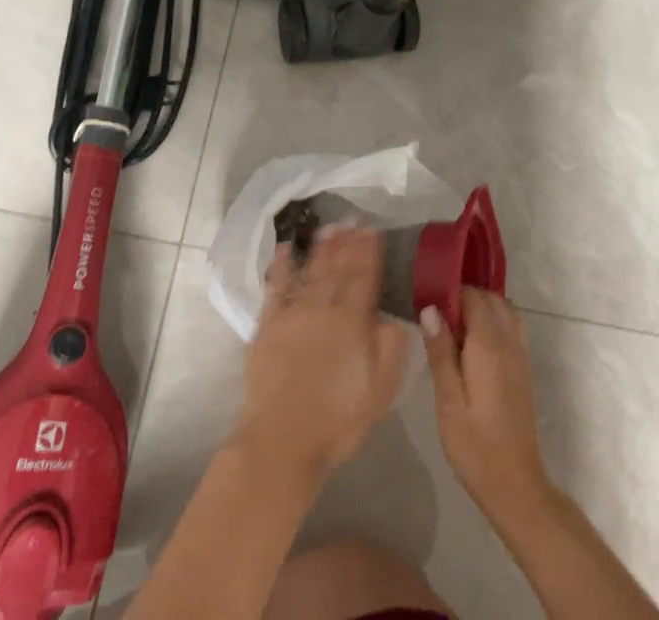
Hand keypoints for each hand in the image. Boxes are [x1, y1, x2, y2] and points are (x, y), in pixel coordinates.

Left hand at [232, 227, 409, 485]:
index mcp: (353, 321)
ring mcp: (291, 315)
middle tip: (351, 219)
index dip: (369, 251)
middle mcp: (322, 308)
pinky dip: (282, 267)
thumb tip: (392, 315)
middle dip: (345, 243)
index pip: (364, 276)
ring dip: (319, 248)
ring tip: (327, 228)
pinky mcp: (267, 327)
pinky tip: (286, 251)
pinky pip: (276, 288)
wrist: (284, 438)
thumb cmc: (340, 417)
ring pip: (308, 272)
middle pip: (336, 268)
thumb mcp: (383, 386)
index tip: (372, 229)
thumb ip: (392, 344)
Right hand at [420, 288, 554, 521]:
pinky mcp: (523, 371)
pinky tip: (469, 344)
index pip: (474, 297)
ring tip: (449, 326)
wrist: (514, 482)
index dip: (450, 291)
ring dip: (481, 308)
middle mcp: (510, 344)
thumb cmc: (474, 444)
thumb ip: (441, 352)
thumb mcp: (447, 400)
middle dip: (465, 296)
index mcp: (489, 346)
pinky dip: (493, 322)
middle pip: (492, 300)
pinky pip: (512, 329)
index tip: (424, 296)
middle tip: (433, 312)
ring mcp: (521, 357)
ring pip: (506, 312)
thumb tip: (431, 309)